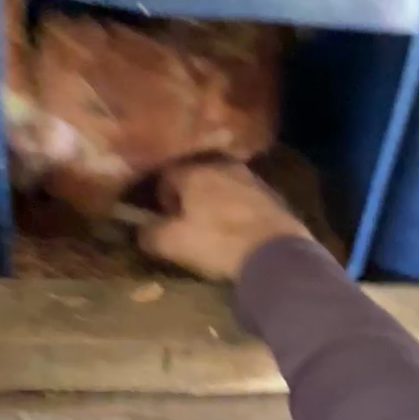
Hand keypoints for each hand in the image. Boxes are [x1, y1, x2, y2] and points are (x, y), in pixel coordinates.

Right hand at [138, 160, 311, 280]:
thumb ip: (150, 234)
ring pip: (224, 186)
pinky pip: (246, 199)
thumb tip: (142, 231)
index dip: (161, 197)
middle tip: (188, 223)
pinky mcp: (273, 196)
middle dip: (190, 197)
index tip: (165, 218)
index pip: (167, 174)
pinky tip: (240, 232)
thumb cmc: (217, 242)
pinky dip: (239, 210)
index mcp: (195, 171)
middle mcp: (224, 166)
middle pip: (198, 177)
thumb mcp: (173, 243)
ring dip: (216, 202)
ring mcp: (253, 179)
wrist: (275, 253)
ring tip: (215, 228)